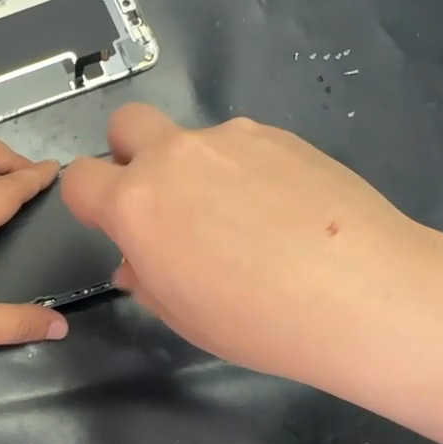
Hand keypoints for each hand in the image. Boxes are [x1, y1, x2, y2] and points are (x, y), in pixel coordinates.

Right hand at [60, 104, 442, 384]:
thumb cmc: (255, 320)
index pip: (79, 178)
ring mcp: (231, 139)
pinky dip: (244, 170)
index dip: (87, 201)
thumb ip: (146, 276)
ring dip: (195, 167)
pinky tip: (281, 212)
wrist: (363, 292)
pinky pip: (241, 146)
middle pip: (126, 123)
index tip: (110, 224)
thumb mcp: (181, 314)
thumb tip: (138, 260)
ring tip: (243, 218)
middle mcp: (174, 157)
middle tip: (161, 200)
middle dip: (128, 153)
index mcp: (135, 204)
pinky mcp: (281, 135)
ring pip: (191, 138)